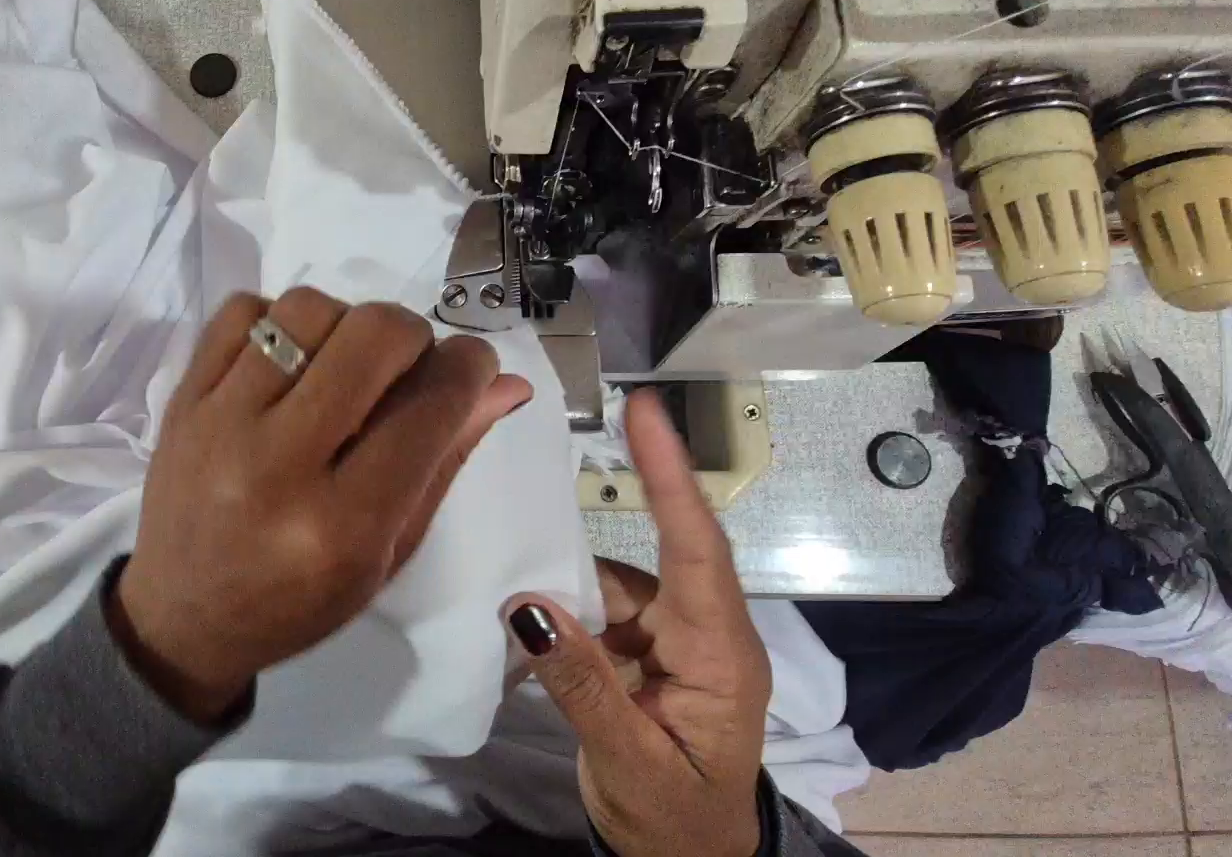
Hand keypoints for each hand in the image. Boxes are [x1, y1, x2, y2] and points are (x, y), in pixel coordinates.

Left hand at [113, 287, 532, 722]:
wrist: (182, 616)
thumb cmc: (297, 602)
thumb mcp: (387, 555)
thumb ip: (445, 462)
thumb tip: (504, 383)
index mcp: (342, 525)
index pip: (430, 407)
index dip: (470, 368)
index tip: (472, 365)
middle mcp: (278, 464)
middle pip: (373, 335)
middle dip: (413, 335)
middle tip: (407, 365)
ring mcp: (219, 422)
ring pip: (308, 309)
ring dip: (345, 322)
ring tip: (343, 364)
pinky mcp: (182, 398)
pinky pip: (241, 310)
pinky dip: (278, 319)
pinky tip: (287, 361)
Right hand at [504, 390, 770, 856]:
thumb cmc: (679, 824)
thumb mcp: (630, 763)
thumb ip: (581, 684)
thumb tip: (525, 602)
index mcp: (721, 654)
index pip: (698, 551)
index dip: (671, 477)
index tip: (645, 414)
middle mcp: (698, 632)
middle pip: (644, 557)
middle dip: (599, 525)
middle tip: (536, 492)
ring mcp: (667, 640)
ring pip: (608, 584)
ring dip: (564, 584)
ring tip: (511, 578)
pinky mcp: (638, 651)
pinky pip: (593, 609)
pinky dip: (559, 610)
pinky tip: (524, 620)